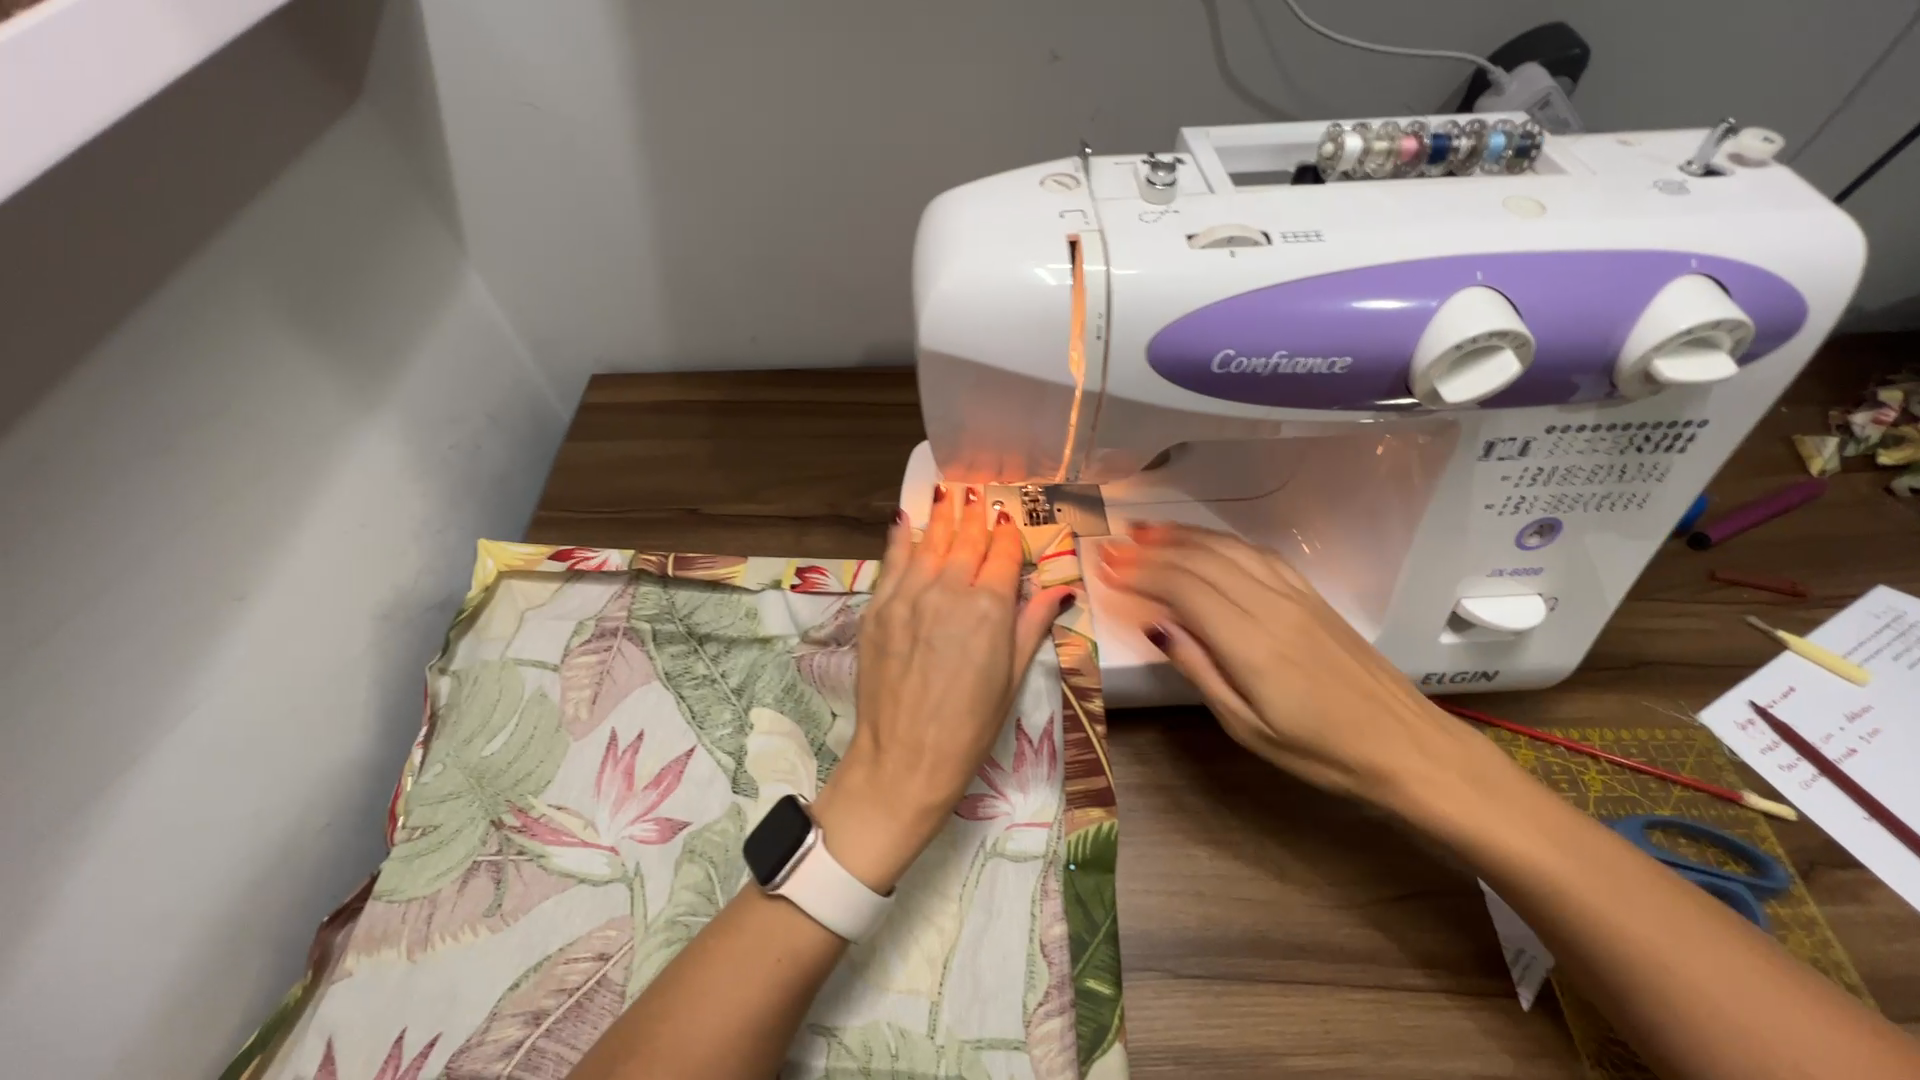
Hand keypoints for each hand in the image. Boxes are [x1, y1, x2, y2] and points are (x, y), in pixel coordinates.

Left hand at [811, 485, 1071, 890]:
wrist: (904, 761)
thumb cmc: (970, 729)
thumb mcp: (1013, 679)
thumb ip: (1031, 626)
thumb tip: (1058, 589)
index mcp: (990, 609)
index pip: (1002, 556)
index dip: (1007, 537)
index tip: (1008, 523)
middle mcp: (949, 591)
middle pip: (966, 542)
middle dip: (975, 518)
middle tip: (978, 494)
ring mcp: (908, 597)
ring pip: (931, 544)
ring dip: (944, 518)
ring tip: (950, 494)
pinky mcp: (878, 609)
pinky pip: (893, 561)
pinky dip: (902, 537)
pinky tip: (908, 519)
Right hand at [1096, 523, 1484, 805]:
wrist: (1405, 744)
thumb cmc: (1320, 750)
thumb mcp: (1246, 727)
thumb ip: (1200, 671)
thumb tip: (1158, 626)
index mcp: (1251, 642)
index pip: (1183, 588)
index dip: (1141, 573)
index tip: (1106, 568)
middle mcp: (1272, 605)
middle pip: (1202, 560)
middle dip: (1152, 549)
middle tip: (1113, 545)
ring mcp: (1296, 595)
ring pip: (1229, 549)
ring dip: (1184, 536)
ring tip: (1146, 531)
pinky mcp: (1313, 596)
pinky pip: (1258, 555)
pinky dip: (1221, 542)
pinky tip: (1204, 544)